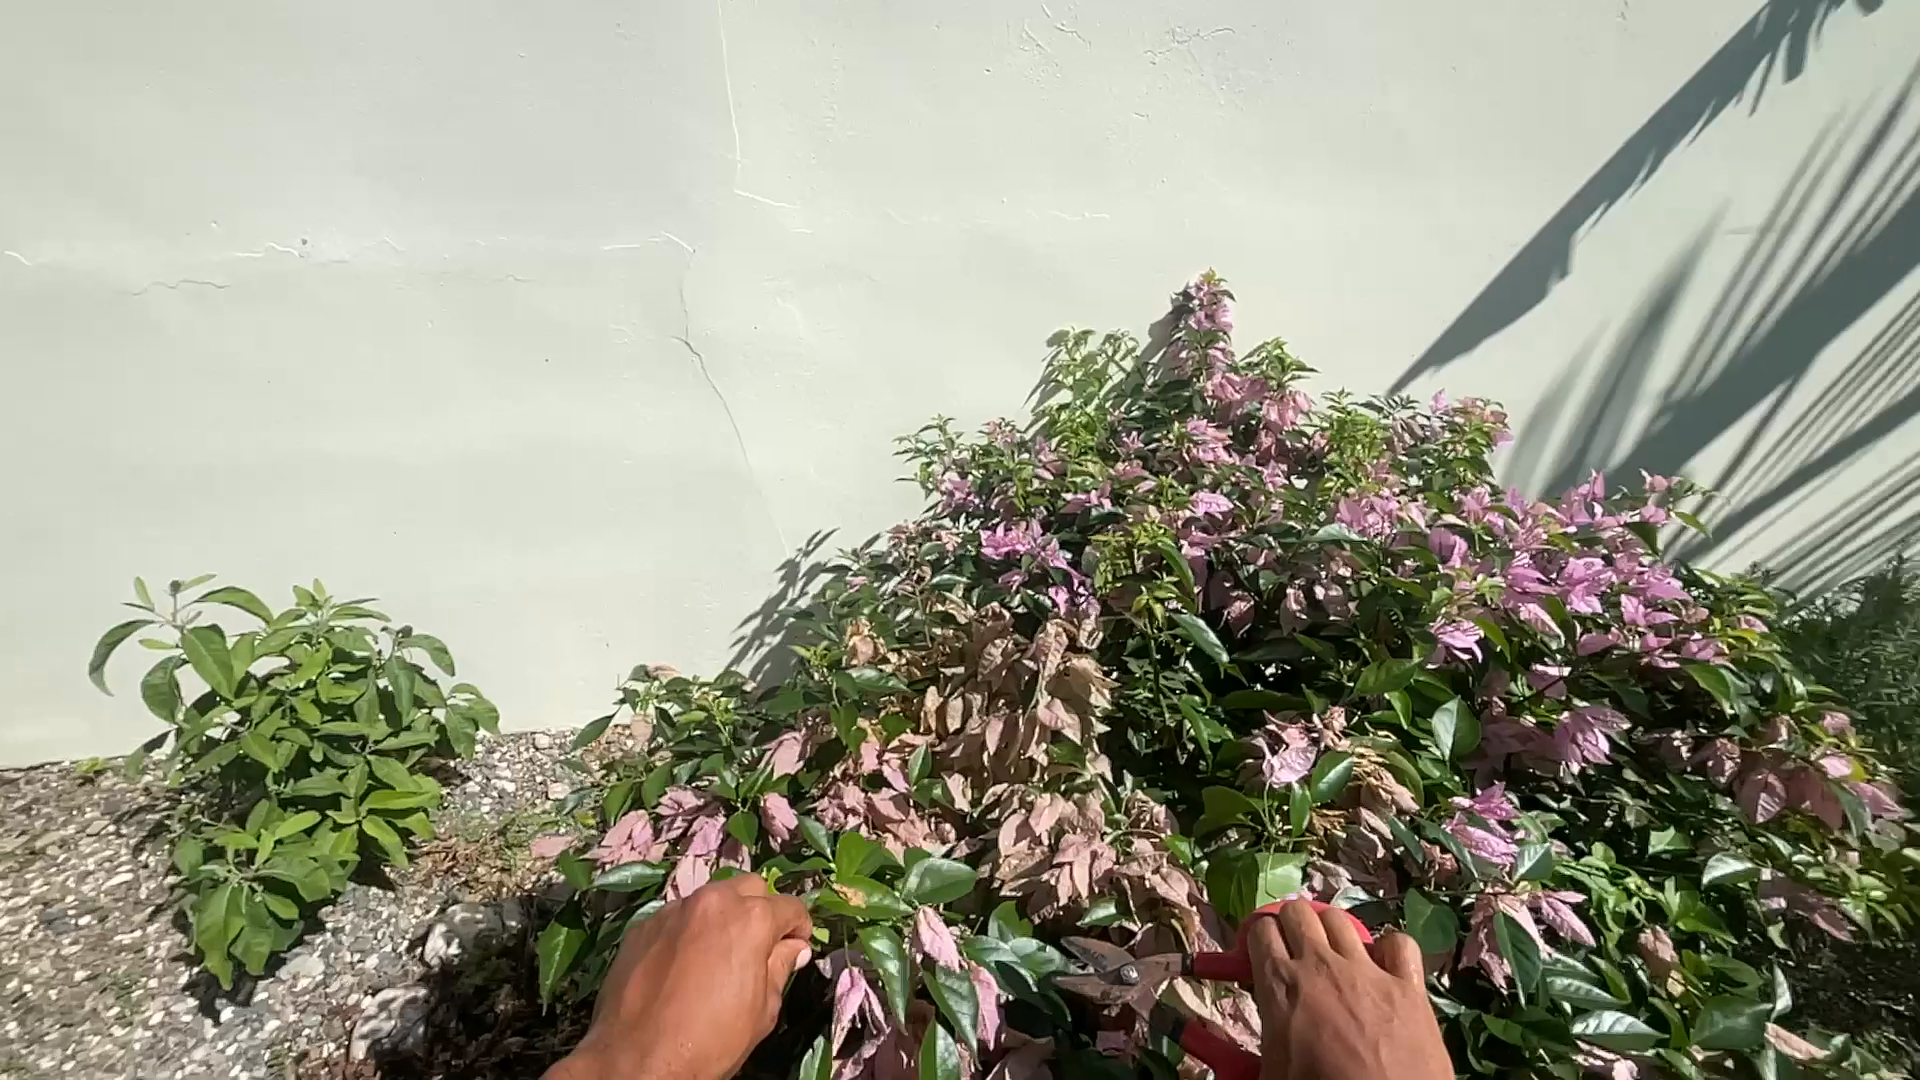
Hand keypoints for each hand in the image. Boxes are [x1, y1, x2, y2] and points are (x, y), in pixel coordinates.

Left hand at [545, 874, 813, 1079]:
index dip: (799, 928)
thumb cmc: (708, 1043)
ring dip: (722, 916)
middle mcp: (715, 901)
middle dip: (761, 910)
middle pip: (752, 888)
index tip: (796, 946)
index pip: (791, 907)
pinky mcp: (644, 925)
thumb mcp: (762, 1012)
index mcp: (752, 918)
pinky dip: (687, 931)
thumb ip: (781, 969)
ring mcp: (675, 909)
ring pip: (712, 898)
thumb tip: (792, 948)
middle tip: (757, 945)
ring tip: (715, 952)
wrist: (632, 1066)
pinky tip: (680, 963)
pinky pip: (677, 917)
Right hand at [1247, 900, 1450, 1079]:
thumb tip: (1242, 1037)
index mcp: (1281, 982)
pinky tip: (1385, 967)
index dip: (1261, 939)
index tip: (1264, 956)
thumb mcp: (1272, 1069)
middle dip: (1292, 925)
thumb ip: (1260, 1032)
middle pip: (1297, 911)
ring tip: (1335, 955)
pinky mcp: (1409, 987)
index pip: (1260, 928)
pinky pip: (1399, 944)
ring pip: (1339, 919)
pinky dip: (1390, 950)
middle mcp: (1319, 963)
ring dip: (1332, 932)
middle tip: (1296, 952)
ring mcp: (1366, 971)